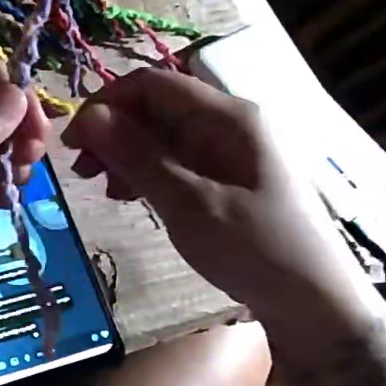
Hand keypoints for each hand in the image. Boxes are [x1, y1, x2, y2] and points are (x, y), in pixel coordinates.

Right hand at [61, 68, 368, 327]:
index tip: (73, 142)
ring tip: (104, 189)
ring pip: (159, 135)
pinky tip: (129, 196)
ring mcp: (225, 150)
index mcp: (226, 116)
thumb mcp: (188, 203)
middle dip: (112, 132)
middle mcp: (225, 123)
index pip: (152, 85)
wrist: (312, 301)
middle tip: (82, 172)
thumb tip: (88, 116)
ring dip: (124, 154)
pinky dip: (144, 172)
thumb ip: (138, 156)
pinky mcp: (221, 176)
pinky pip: (172, 159)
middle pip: (154, 108)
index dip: (105, 104)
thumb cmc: (253, 248)